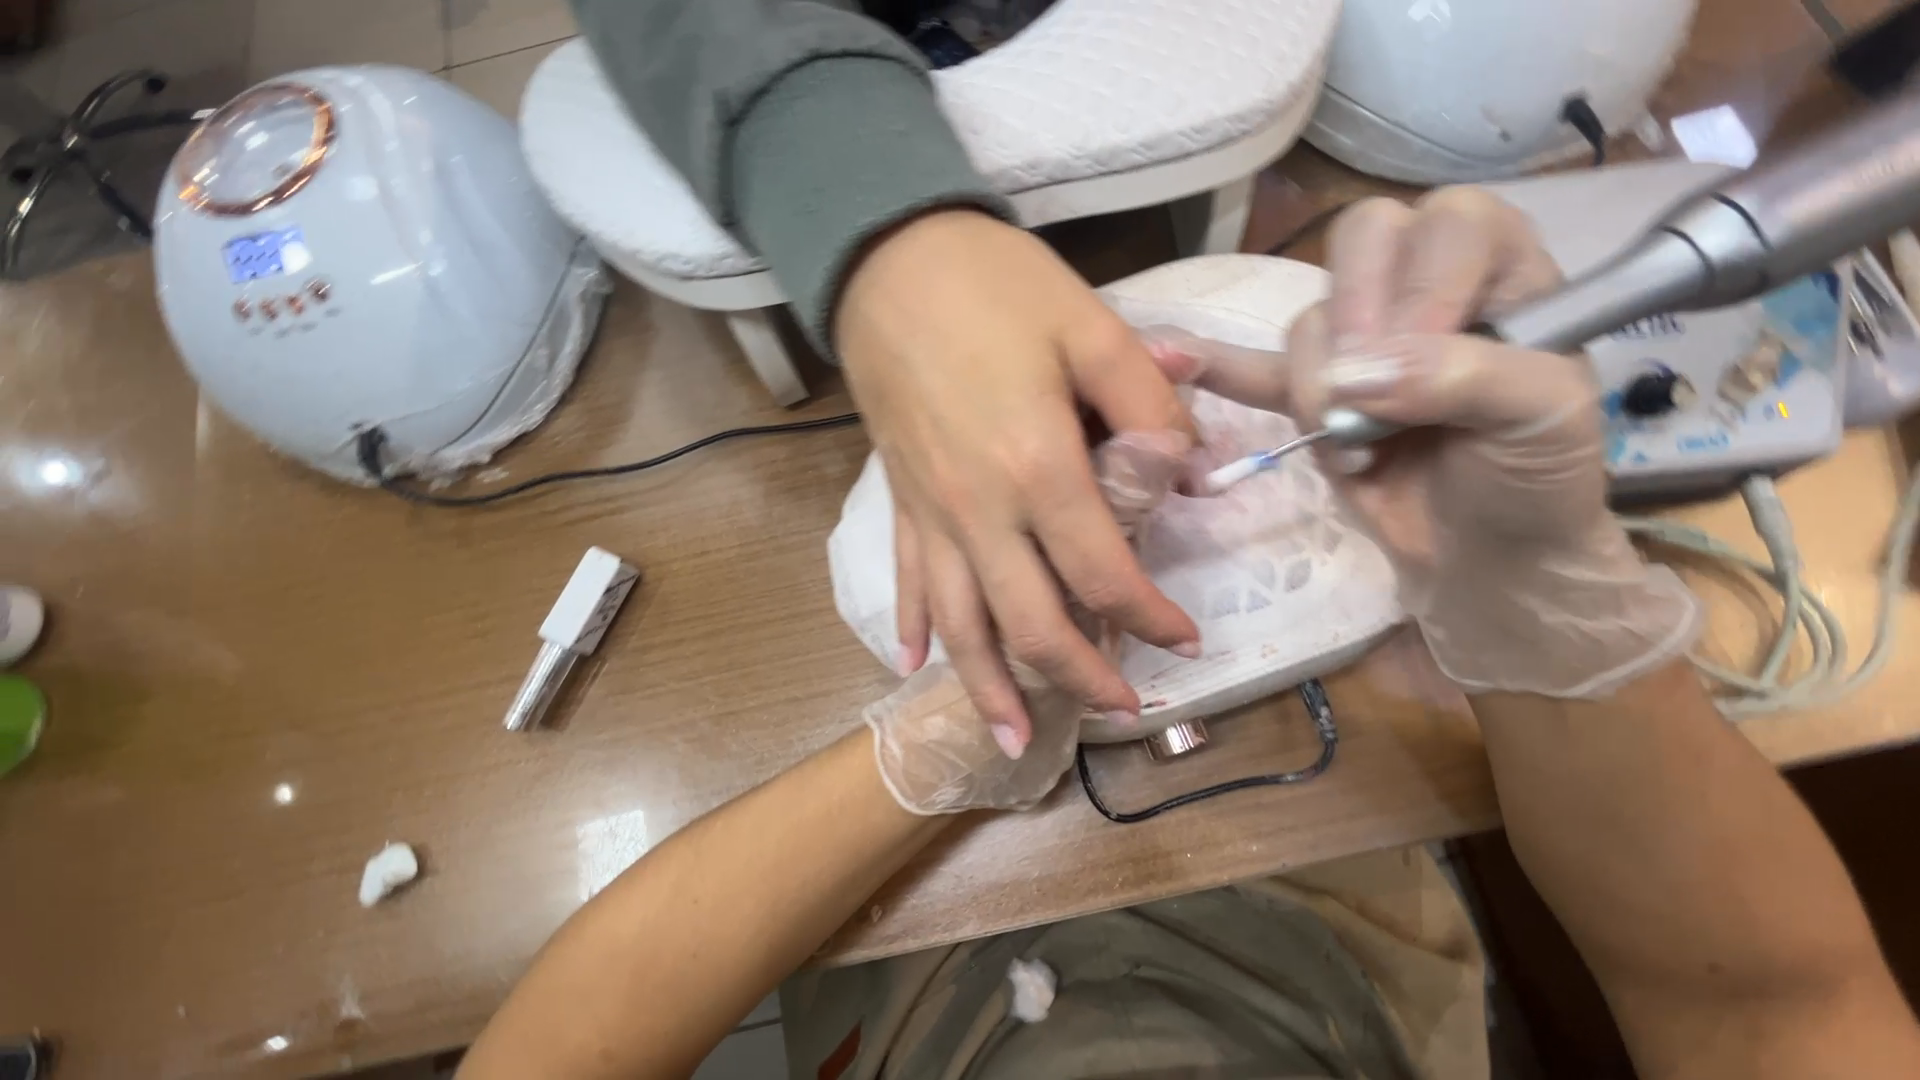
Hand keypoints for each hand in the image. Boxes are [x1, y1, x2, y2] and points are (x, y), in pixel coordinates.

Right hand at [836, 210, 1200, 756]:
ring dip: (987, 686)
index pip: (1102, 572)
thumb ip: (1149, 403)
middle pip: (1029, 622)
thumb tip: (1186, 472)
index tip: (1184, 641)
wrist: (887, 262)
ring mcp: (930, 513)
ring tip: (1010, 739)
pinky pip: (907, 578)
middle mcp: (978, 511)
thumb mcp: (1091, 327)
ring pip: (960, 622)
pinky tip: (912, 664)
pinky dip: (913, 625)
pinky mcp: (899, 501)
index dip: (1149, 615)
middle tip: (1119, 707)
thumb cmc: (994, 287)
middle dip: (1078, 675)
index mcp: (1036, 468)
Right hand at [1153, 188, 1697, 696]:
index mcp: (1500, 268)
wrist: (1483, 556)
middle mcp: (1423, 287)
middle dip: (1356, 318)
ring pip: (1308, 320)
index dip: (1422, 286)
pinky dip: (1216, 366)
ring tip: (1355, 448)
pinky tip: (1173, 356)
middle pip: (1363, 241)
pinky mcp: (1308, 396)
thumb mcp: (1543, 417)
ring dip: (1318, 385)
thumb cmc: (1532, 479)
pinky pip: (1254, 370)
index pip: (1447, 226)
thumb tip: (1352, 376)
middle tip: (1362, 397)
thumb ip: (1464, 376)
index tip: (1421, 363)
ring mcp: (1358, 341)